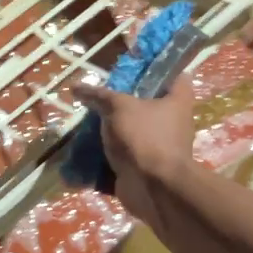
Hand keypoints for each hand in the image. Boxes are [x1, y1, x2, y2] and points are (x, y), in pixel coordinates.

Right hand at [78, 75, 196, 231]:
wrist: (153, 188)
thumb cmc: (144, 137)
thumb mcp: (118, 107)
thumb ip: (98, 95)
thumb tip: (76, 86)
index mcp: (176, 102)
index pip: (176, 76)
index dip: (159, 67)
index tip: (134, 65)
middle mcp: (173, 123)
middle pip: (149, 104)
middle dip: (124, 101)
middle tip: (100, 94)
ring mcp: (159, 146)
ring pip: (132, 130)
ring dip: (111, 128)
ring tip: (86, 121)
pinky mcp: (145, 167)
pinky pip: (122, 155)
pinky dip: (105, 154)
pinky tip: (84, 148)